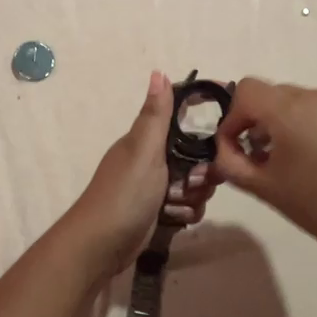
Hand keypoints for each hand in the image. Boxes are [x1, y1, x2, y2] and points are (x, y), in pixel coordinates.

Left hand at [63, 71, 216, 275]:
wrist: (101, 245)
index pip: (183, 124)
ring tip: (176, 205)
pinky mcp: (157, 213)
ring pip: (194, 185)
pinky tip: (175, 220)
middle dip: (202, 174)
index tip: (215, 143)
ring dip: (193, 197)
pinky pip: (186, 207)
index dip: (202, 130)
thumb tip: (158, 71)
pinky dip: (185, 213)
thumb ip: (155, 114)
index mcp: (146, 141)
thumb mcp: (143, 150)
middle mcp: (151, 161)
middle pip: (196, 159)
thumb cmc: (124, 193)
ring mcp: (154, 188)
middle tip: (192, 182)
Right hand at [210, 78, 316, 273]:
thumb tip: (223, 147)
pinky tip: (309, 154)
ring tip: (284, 156)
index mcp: (289, 112)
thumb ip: (230, 162)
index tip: (235, 146)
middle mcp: (313, 96)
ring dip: (279, 120)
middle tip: (256, 154)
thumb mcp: (262, 187)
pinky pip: (315, 105)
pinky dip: (302, 121)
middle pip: (269, 93)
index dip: (233, 117)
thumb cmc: (313, 206)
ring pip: (292, 98)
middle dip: (255, 119)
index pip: (247, 90)